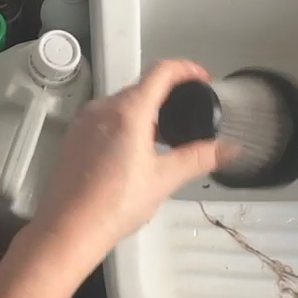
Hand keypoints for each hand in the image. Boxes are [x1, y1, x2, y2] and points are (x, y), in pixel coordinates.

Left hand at [22, 60, 221, 264]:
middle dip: (166, 95)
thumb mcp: (165, 179)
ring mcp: (84, 122)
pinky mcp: (73, 137)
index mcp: (128, 111)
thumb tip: (229, 149)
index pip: (161, 71)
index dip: (186, 69)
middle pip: (141, 87)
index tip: (200, 77)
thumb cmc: (113, 205)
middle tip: (186, 113)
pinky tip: (132, 152)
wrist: (68, 228)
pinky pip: (104, 119)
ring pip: (121, 104)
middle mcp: (102, 109)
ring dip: (144, 112)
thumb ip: (200, 158)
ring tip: (162, 138)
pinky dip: (123, 124)